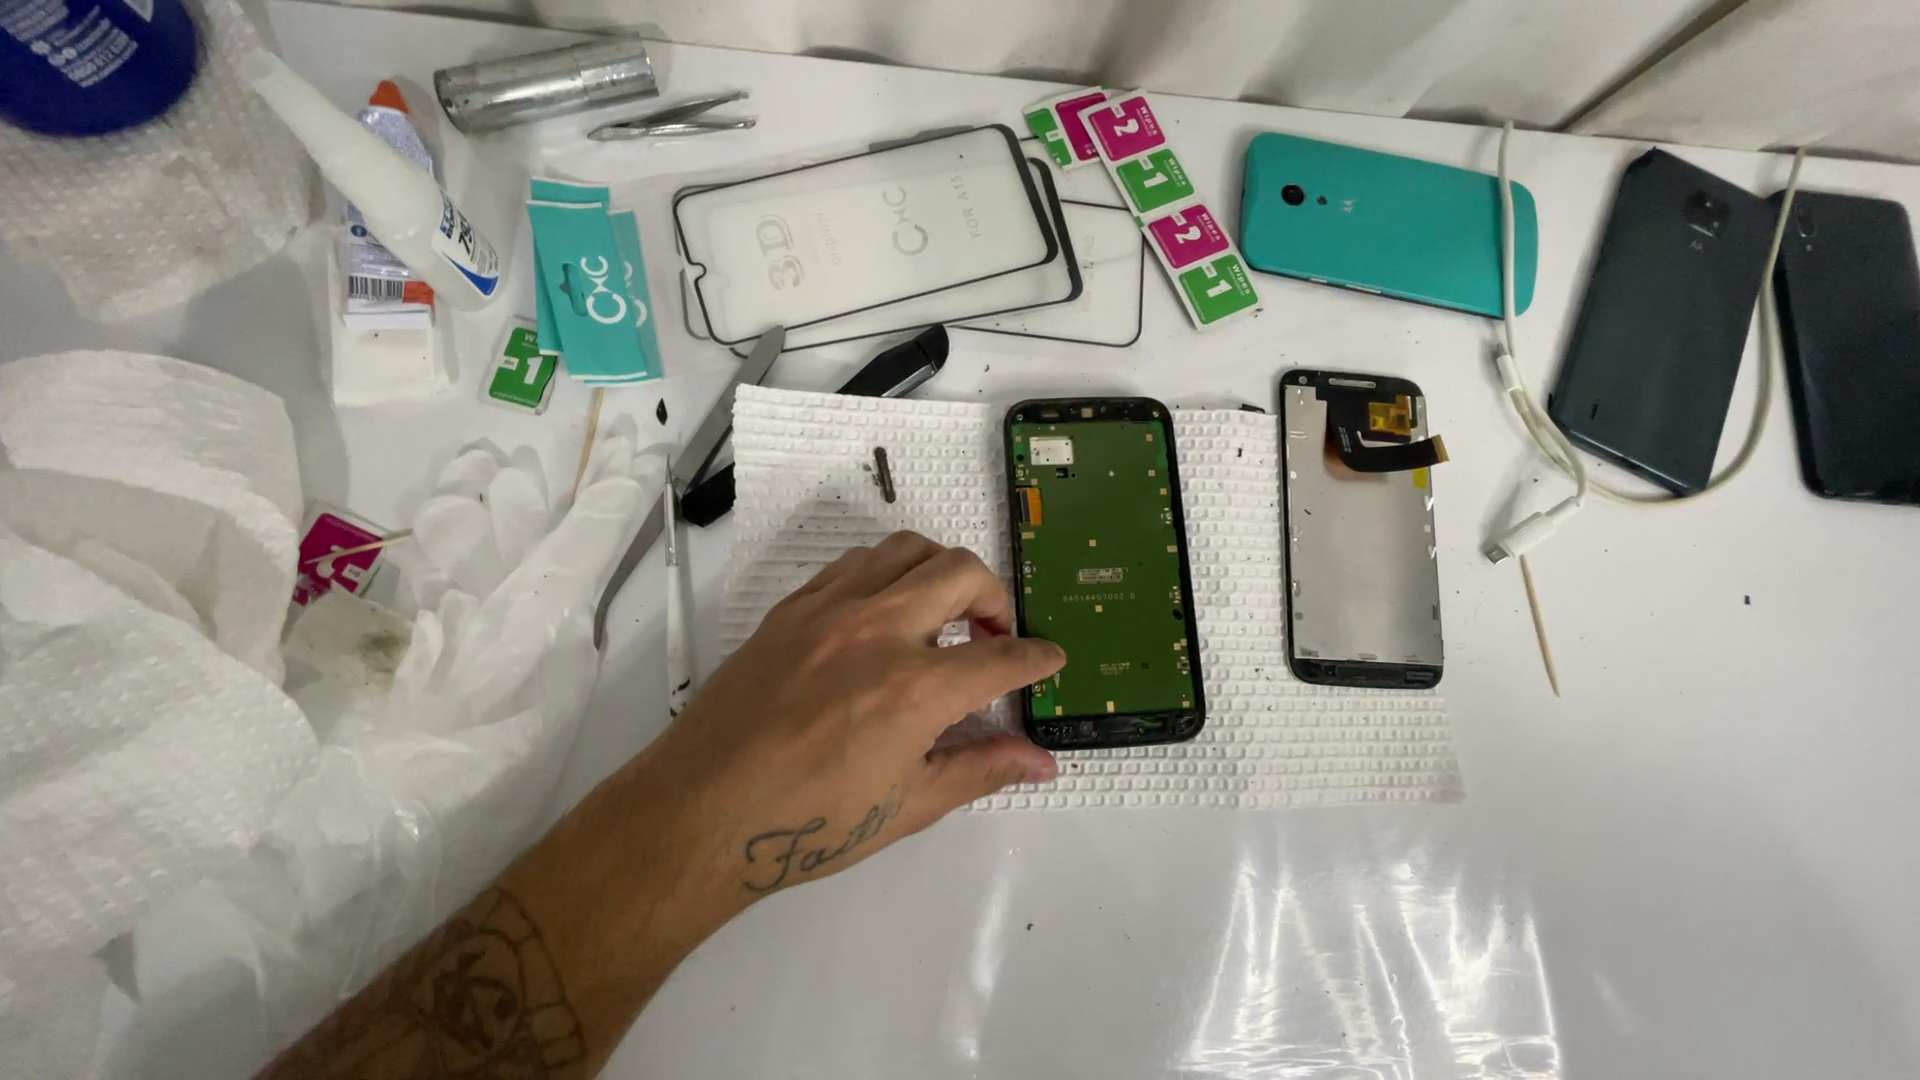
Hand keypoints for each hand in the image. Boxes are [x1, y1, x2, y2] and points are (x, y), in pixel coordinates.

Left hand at [634, 531, 1066, 908]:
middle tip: (993, 638)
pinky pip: (857, 561)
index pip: (1002, 658)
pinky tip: (885, 611)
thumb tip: (1043, 760)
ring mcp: (831, 609)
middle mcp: (879, 631)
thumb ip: (981, 769)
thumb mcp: (908, 807)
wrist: (701, 812)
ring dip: (943, 572)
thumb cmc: (809, 824)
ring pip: (909, 549)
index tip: (1049, 660)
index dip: (1037, 658)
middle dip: (997, 600)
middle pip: (963, 573)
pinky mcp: (793, 606)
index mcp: (915, 690)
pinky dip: (890, 572)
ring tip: (942, 614)